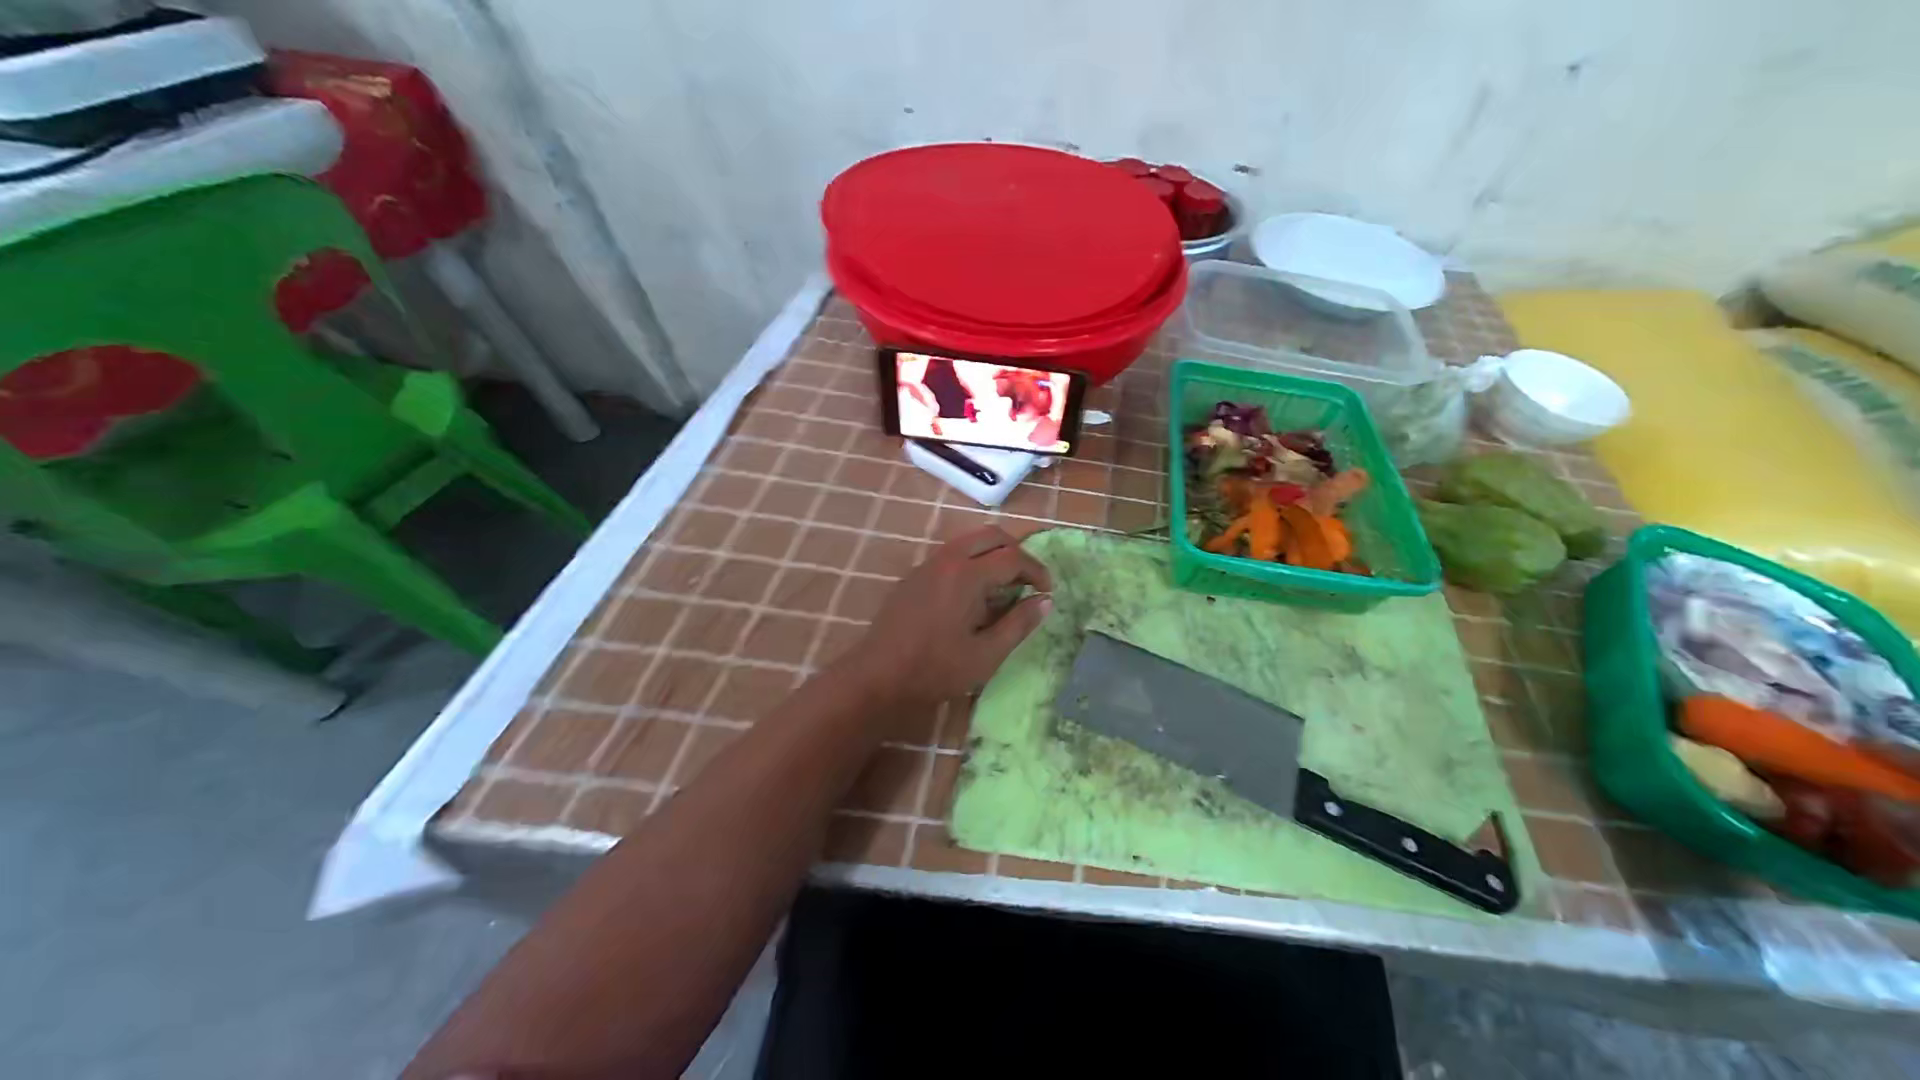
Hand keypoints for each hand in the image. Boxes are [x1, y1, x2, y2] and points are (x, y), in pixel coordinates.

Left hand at [847, 527, 1053, 709]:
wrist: (878, 676)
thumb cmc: (936, 669)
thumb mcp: (986, 654)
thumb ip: (1019, 624)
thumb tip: (1045, 601)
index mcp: (967, 574)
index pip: (1013, 557)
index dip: (1037, 571)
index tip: (1048, 591)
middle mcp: (947, 559)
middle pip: (992, 536)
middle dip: (1017, 553)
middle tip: (1028, 582)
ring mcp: (927, 564)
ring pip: (969, 541)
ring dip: (993, 555)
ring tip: (1004, 588)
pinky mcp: (914, 575)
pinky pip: (951, 555)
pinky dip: (972, 562)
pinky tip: (973, 596)